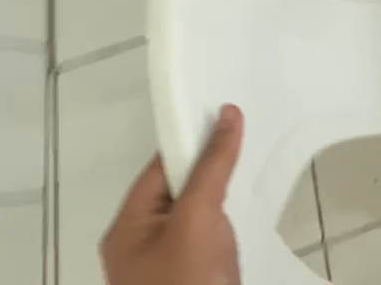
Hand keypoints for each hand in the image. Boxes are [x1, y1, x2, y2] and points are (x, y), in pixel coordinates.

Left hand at [102, 104, 244, 284]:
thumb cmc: (185, 283)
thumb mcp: (198, 217)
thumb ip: (212, 163)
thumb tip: (226, 114)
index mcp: (127, 226)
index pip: (161, 164)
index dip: (194, 136)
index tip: (231, 113)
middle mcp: (140, 241)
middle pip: (178, 183)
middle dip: (211, 159)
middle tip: (248, 132)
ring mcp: (166, 261)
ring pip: (195, 206)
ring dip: (221, 184)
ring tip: (253, 160)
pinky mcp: (191, 274)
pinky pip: (207, 228)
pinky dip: (227, 211)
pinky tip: (249, 202)